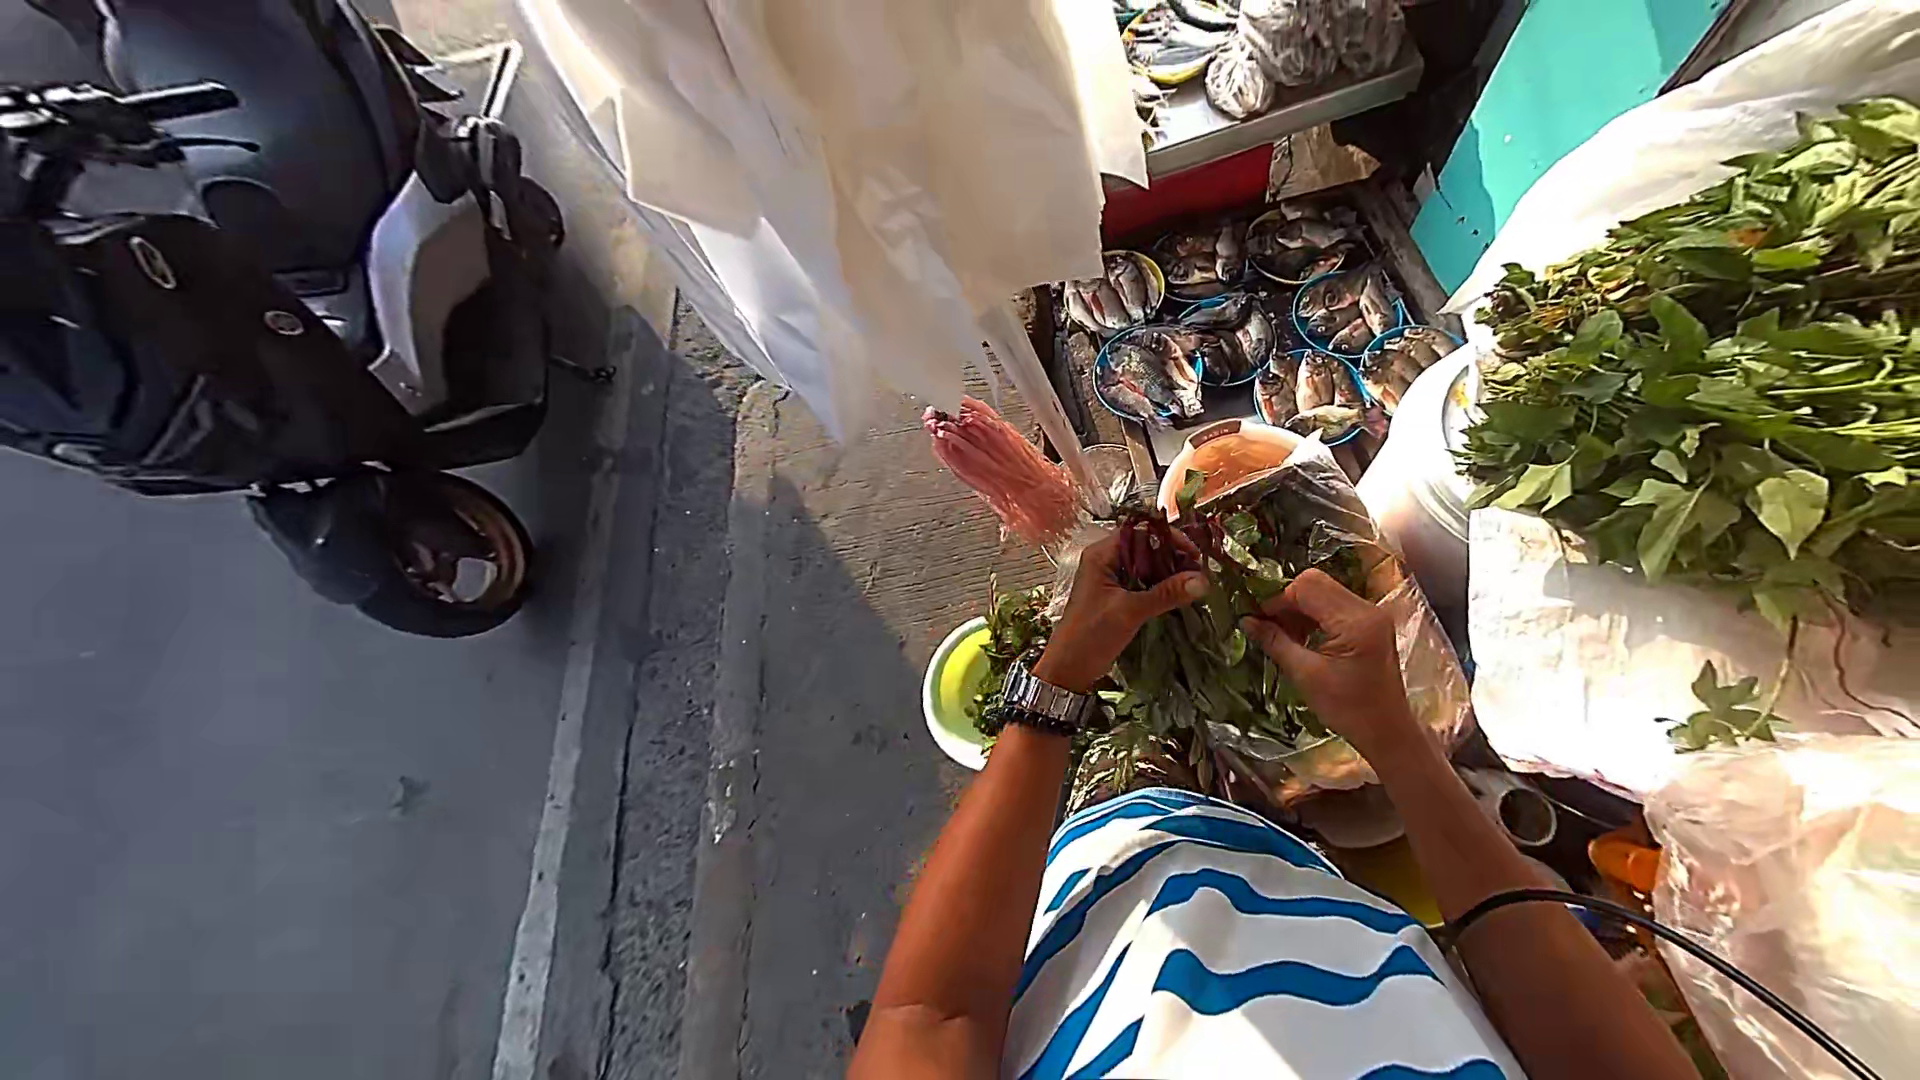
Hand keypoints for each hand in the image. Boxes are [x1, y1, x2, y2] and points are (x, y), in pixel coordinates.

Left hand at [1032, 529, 1207, 693]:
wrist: (1069, 668)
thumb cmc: (1091, 634)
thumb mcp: (1130, 611)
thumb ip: (1165, 594)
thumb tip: (1203, 580)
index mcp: (1101, 555)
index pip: (1139, 533)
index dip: (1168, 539)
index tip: (1194, 555)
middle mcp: (1104, 561)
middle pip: (1144, 547)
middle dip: (1172, 557)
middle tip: (1199, 571)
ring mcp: (1110, 579)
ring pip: (1145, 566)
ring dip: (1168, 572)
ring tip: (1194, 583)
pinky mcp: (1115, 596)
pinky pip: (1142, 582)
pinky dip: (1160, 586)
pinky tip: (1179, 594)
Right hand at [1240, 569, 1418, 757]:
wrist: (1386, 731)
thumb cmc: (1347, 708)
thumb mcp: (1305, 674)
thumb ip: (1274, 641)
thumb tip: (1245, 620)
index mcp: (1356, 621)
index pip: (1306, 587)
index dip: (1276, 600)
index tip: (1257, 620)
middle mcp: (1367, 609)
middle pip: (1314, 583)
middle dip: (1285, 600)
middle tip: (1268, 625)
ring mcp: (1370, 615)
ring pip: (1321, 591)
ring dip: (1296, 608)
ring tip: (1283, 634)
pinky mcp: (1368, 623)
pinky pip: (1331, 605)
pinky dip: (1310, 615)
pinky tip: (1300, 636)